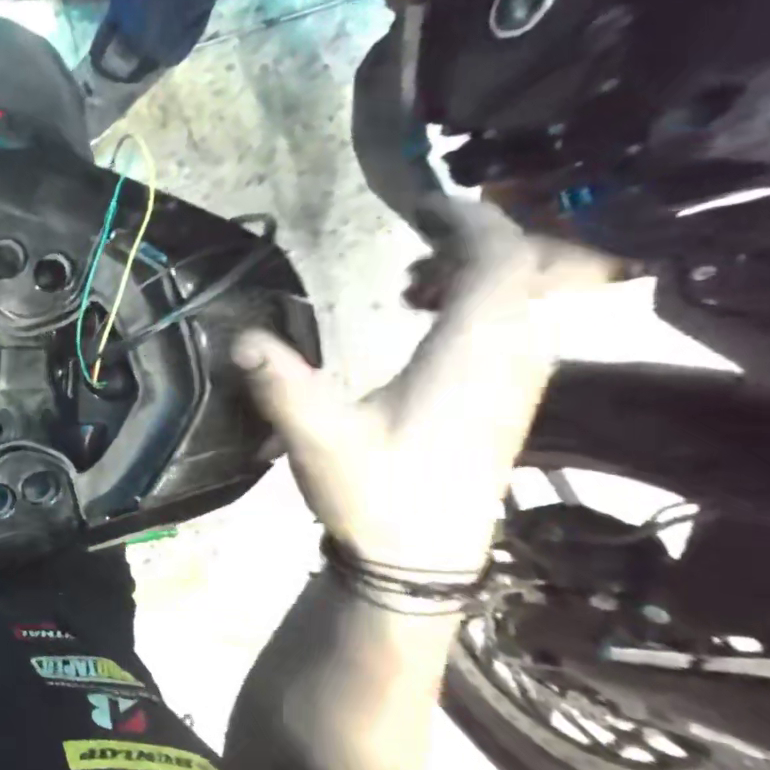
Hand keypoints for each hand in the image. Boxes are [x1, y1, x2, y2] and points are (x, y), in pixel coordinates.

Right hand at [236, 216, 613, 575]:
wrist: (421, 565)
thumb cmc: (377, 496)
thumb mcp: (318, 438)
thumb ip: (281, 383)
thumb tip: (240, 337)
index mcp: (474, 353)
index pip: (502, 259)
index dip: (467, 219)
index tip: (421, 205)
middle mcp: (511, 358)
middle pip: (529, 269)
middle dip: (476, 242)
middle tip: (417, 246)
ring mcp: (517, 382)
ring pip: (523, 298)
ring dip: (475, 275)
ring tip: (411, 286)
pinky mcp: (506, 401)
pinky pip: (512, 327)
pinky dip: (478, 306)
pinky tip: (426, 327)